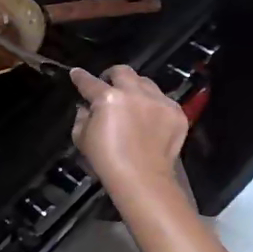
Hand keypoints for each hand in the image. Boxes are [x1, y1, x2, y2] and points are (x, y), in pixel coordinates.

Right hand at [70, 66, 186, 191]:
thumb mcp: (82, 139)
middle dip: (112, 75)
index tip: (76, 73)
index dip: (80, 77)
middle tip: (108, 86)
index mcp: (108, 98)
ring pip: (145, 82)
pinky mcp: (176, 112)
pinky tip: (150, 119)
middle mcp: (134, 93)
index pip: (89, 82)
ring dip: (135, 88)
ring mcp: (158, 101)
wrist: (143, 179)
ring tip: (132, 102)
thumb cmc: (106, 161)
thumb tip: (86, 108)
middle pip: (122, 71)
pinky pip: (163, 100)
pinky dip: (153, 105)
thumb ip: (82, 118)